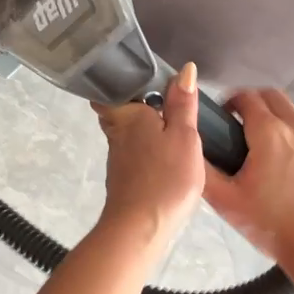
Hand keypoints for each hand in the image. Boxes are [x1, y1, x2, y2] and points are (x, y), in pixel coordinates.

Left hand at [90, 63, 206, 246]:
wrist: (141, 225)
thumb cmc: (166, 176)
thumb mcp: (184, 136)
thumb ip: (183, 104)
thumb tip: (184, 69)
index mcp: (126, 115)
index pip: (109, 89)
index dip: (120, 81)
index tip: (139, 76)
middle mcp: (115, 131)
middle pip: (116, 109)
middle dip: (131, 103)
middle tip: (158, 98)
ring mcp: (116, 154)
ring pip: (123, 130)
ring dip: (139, 125)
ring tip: (166, 123)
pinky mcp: (122, 175)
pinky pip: (130, 150)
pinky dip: (142, 146)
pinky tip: (161, 152)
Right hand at [201, 89, 293, 273]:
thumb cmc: (272, 225)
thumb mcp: (224, 200)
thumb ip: (201, 168)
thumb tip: (187, 147)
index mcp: (270, 132)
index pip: (246, 96)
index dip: (230, 102)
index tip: (222, 118)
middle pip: (274, 97)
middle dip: (254, 104)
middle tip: (240, 129)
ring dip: (278, 125)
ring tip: (265, 157)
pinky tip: (292, 176)